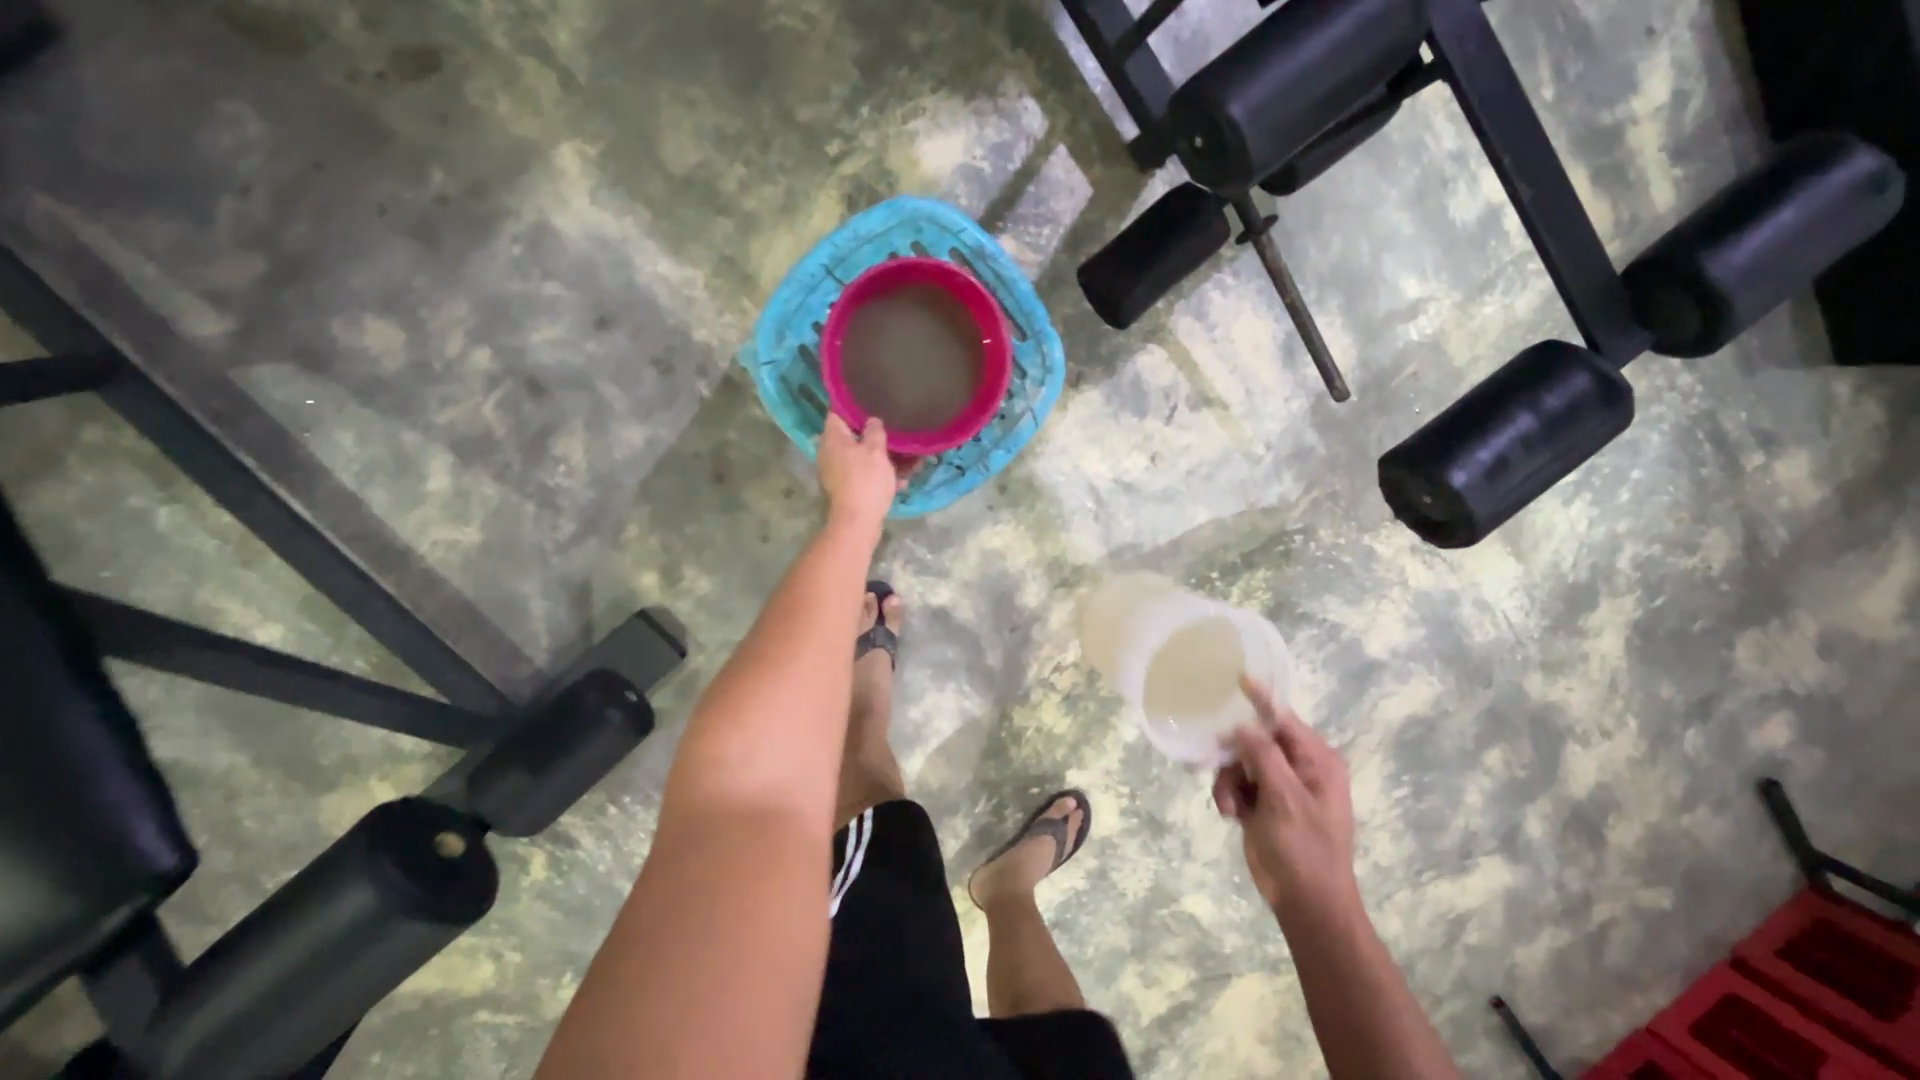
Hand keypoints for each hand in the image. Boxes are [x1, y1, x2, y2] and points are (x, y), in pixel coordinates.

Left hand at [817, 413, 897, 532]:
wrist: (858, 520)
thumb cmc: (866, 480)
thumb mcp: (876, 450)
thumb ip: (875, 431)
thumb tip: (872, 420)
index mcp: (832, 438)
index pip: (837, 412)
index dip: (853, 406)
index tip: (870, 403)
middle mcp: (829, 452)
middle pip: (849, 436)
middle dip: (870, 434)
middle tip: (890, 429)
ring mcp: (835, 471)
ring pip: (859, 457)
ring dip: (878, 457)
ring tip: (902, 456)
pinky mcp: (845, 487)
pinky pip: (862, 474)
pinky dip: (877, 475)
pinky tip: (899, 480)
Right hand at [1213, 677, 1360, 923]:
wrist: (1307, 903)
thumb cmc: (1304, 849)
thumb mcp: (1284, 799)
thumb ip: (1263, 756)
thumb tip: (1241, 725)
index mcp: (1317, 760)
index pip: (1283, 718)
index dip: (1260, 699)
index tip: (1237, 678)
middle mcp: (1301, 767)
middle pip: (1256, 740)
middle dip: (1235, 757)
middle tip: (1222, 773)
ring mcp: (1282, 787)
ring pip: (1241, 763)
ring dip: (1229, 782)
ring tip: (1230, 808)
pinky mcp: (1266, 805)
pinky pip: (1238, 784)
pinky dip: (1230, 796)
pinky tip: (1232, 816)